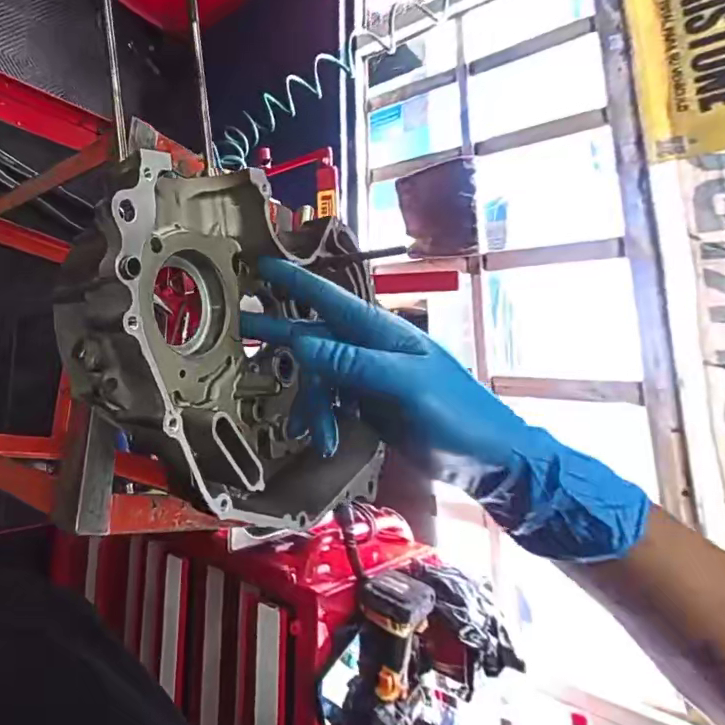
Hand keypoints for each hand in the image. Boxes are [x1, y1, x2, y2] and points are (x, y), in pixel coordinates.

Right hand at [239, 258, 650, 560]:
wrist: (486, 458)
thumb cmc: (454, 414)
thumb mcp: (404, 386)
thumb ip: (352, 363)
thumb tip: (301, 341)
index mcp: (378, 331)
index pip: (328, 298)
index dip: (292, 280)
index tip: (260, 266)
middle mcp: (367, 347)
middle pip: (313, 334)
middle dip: (278, 334)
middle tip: (238, 329)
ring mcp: (366, 375)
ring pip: (318, 376)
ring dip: (310, 404)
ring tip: (315, 433)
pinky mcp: (368, 402)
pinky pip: (330, 401)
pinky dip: (323, 419)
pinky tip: (324, 439)